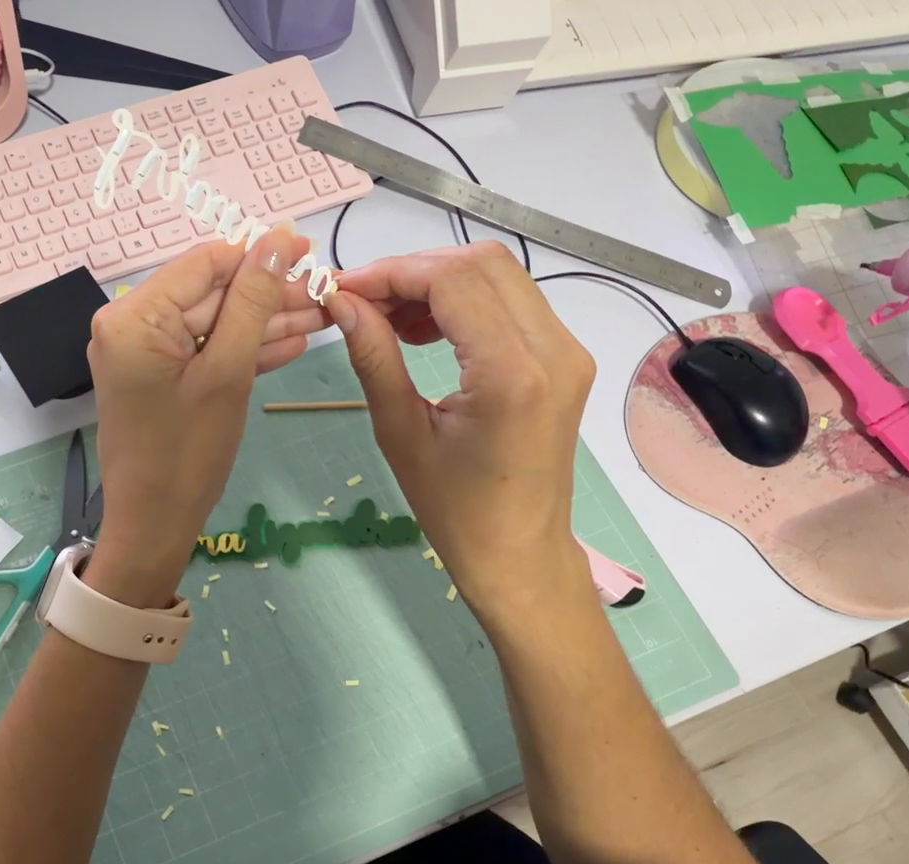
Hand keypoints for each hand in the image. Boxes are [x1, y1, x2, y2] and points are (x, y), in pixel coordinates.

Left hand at [83, 224, 321, 607]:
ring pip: (214, 325)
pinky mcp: (159, 379)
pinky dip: (243, 351)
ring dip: (265, 323)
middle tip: (327, 293)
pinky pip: (204, 353)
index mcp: (135, 316)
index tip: (312, 252)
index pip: (205, 263)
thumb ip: (253, 302)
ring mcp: (144, 354)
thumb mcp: (227, 372)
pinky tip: (293, 343)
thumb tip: (280, 239)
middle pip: (212, 294)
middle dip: (270, 295)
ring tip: (324, 317)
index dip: (261, 254)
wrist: (155, 524)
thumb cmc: (187, 453)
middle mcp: (130, 326)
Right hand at [328, 242, 595, 610]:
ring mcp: (567, 351)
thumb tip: (341, 304)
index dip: (391, 272)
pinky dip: (465, 303)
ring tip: (388, 319)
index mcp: (509, 374)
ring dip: (438, 283)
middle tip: (362, 301)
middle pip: (480, 265)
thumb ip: (374, 359)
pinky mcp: (566, 358)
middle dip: (413, 270)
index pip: (450, 281)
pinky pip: (513, 304)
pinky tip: (425, 332)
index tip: (343, 288)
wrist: (518, 552)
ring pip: (499, 276)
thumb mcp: (401, 434)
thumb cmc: (454, 510)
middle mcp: (551, 349)